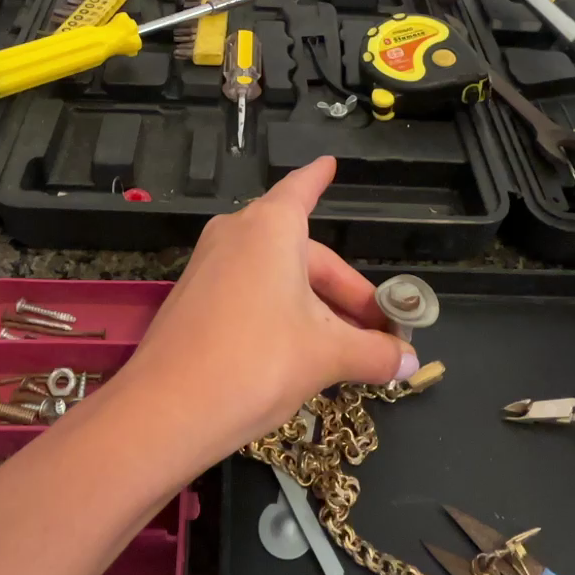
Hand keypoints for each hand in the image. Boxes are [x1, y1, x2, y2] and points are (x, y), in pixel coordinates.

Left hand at [118, 156, 416, 451]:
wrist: (165, 411)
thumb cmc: (255, 362)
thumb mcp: (325, 356)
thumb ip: (372, 353)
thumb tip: (409, 361)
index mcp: (270, 228)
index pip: (302, 189)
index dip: (319, 178)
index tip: (330, 163)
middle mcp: (237, 235)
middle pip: (304, 252)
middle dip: (344, 292)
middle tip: (379, 331)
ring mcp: (210, 266)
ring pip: (278, 277)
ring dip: (316, 308)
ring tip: (347, 350)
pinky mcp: (195, 299)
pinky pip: (250, 292)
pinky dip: (282, 313)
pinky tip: (301, 354)